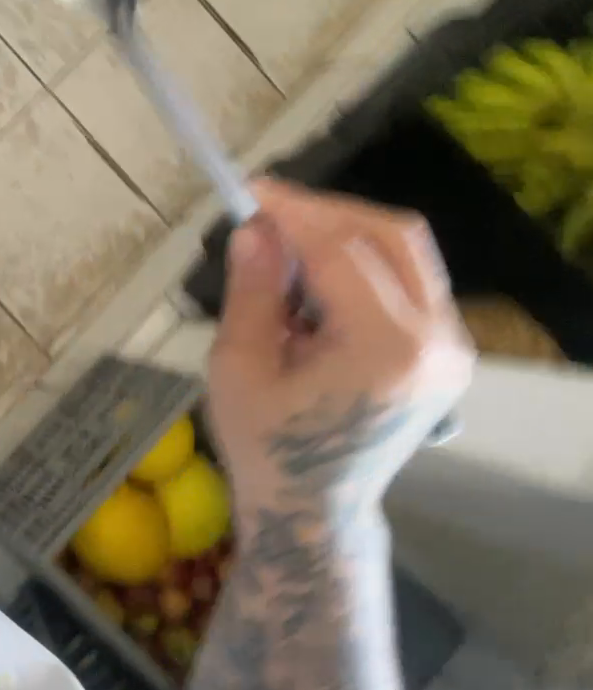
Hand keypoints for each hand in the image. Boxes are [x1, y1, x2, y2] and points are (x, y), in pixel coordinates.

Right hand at [206, 180, 473, 524]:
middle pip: (393, 239)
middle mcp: (438, 340)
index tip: (248, 188)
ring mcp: (451, 346)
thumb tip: (253, 230)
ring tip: (279, 238)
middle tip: (265, 205)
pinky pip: (404, 281)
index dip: (293, 212)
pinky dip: (354, 261)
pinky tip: (306, 275)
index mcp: (385, 348)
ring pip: (405, 254)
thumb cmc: (264, 439)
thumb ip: (252, 293)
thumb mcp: (238, 365)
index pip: (343, 252)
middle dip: (326, 211)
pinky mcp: (442, 351)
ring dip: (340, 233)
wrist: (314, 501)